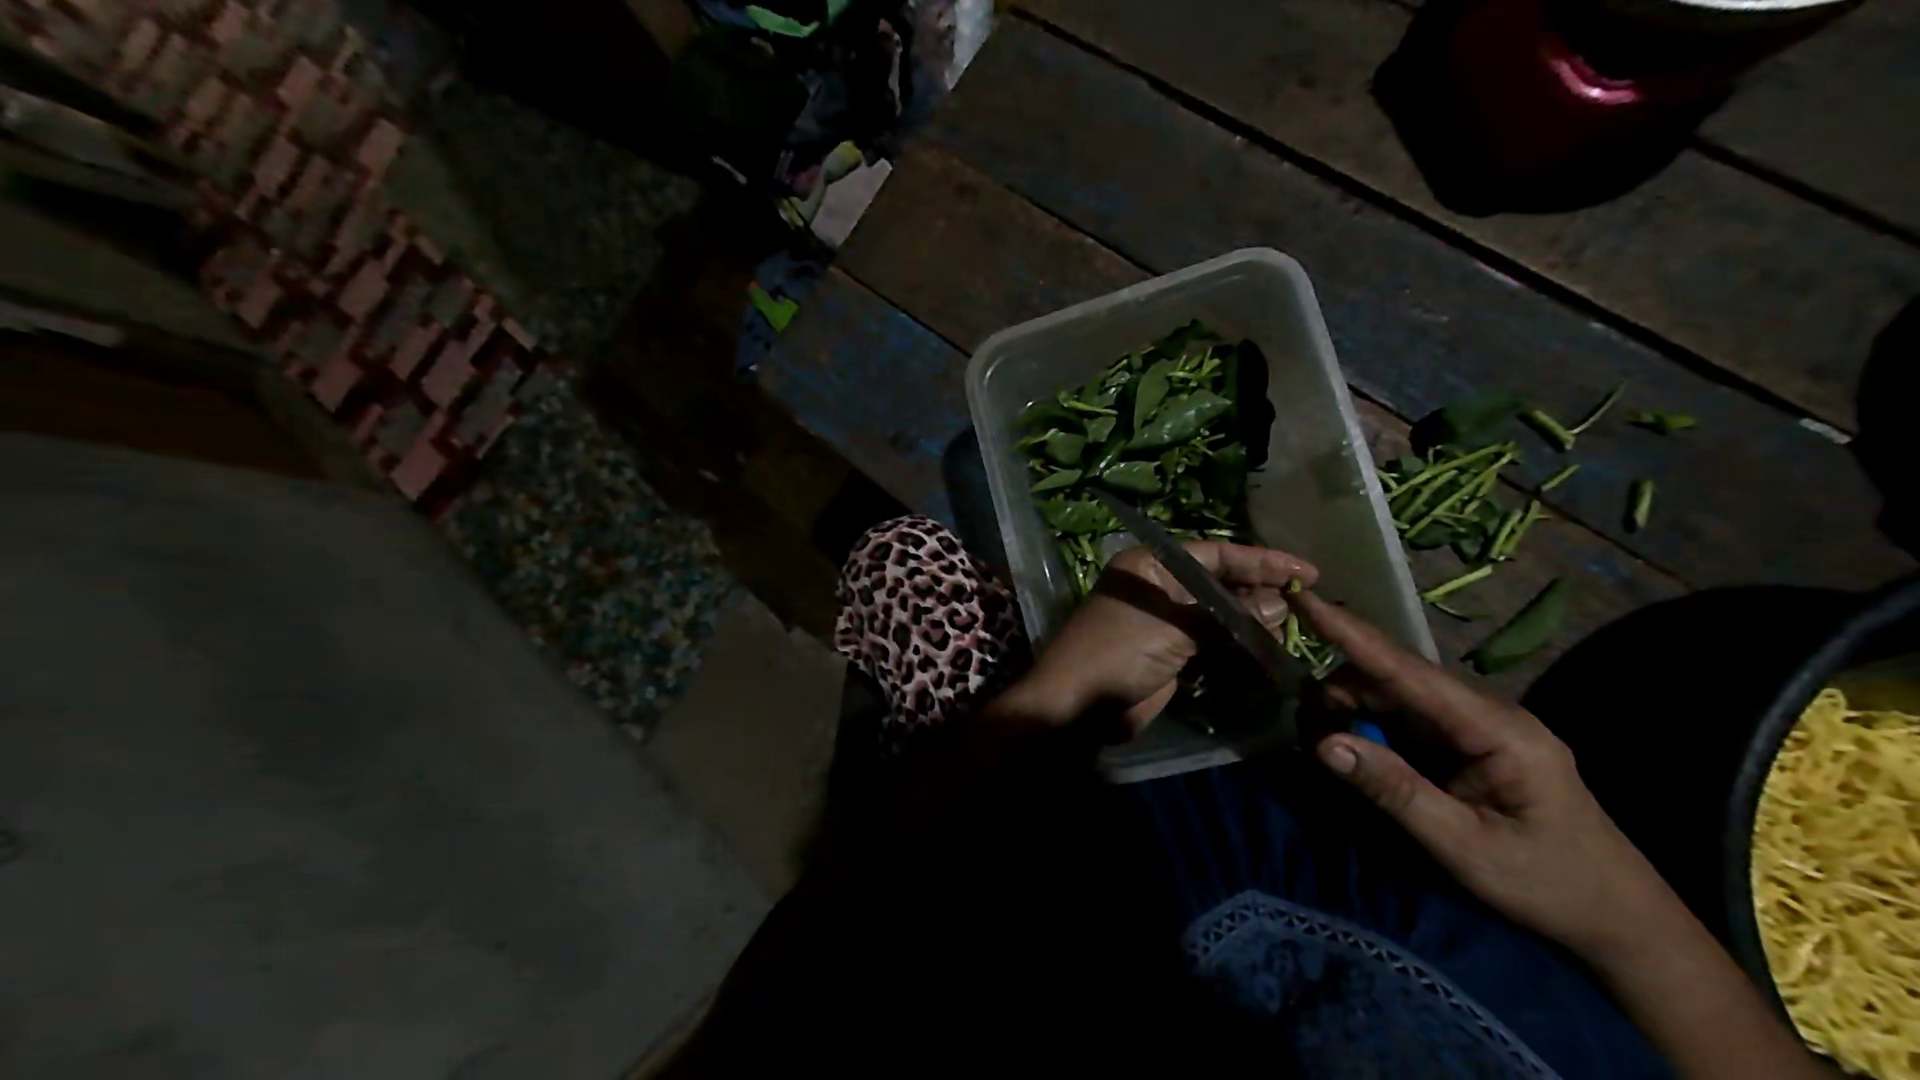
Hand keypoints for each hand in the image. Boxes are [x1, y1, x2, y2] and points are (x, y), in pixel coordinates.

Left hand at [992, 542, 1315, 733]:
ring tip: (1297, 624)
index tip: (1305, 571)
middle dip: (1261, 590)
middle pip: (1220, 582)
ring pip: (1220, 613)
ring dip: (1255, 619)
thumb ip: (1226, 614)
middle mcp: (1160, 587)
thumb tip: (1279, 602)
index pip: (1215, 554)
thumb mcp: (1171, 627)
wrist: (1079, 707)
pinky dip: (1239, 643)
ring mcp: (1166, 621)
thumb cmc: (1116, 653)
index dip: (1261, 561)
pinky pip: (1213, 641)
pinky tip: (1270, 646)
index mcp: (1151, 566)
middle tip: (1308, 601)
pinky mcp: (1171, 652)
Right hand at [1293, 589, 1674, 958]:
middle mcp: (1486, 713)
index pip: (1409, 670)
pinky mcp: (1467, 742)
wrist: (1620, 919)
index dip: (1351, 634)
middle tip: (1305, 728)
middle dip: (1340, 689)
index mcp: (1498, 729)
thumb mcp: (1465, 846)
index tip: (1306, 598)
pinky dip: (1368, 725)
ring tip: (1322, 742)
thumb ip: (1395, 790)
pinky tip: (1351, 746)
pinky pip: (1404, 717)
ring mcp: (1477, 725)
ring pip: (1394, 694)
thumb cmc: (1549, 884)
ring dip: (1350, 709)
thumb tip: (1324, 743)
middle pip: (1394, 677)